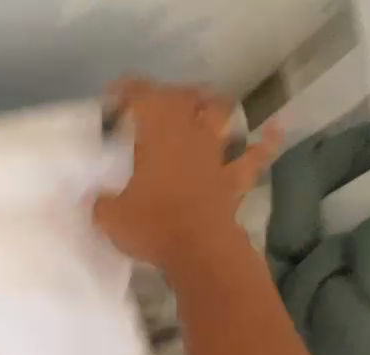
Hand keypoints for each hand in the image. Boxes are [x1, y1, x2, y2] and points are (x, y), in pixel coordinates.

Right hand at [94, 79, 279, 265]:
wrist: (198, 249)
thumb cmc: (151, 226)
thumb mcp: (110, 218)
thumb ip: (101, 202)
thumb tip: (94, 197)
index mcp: (158, 136)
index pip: (143, 97)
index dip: (128, 90)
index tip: (114, 95)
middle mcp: (190, 134)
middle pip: (183, 98)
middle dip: (167, 95)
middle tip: (154, 103)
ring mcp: (215, 155)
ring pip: (220, 115)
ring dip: (212, 105)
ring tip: (203, 103)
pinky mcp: (234, 179)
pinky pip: (256, 156)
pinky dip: (267, 141)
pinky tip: (275, 128)